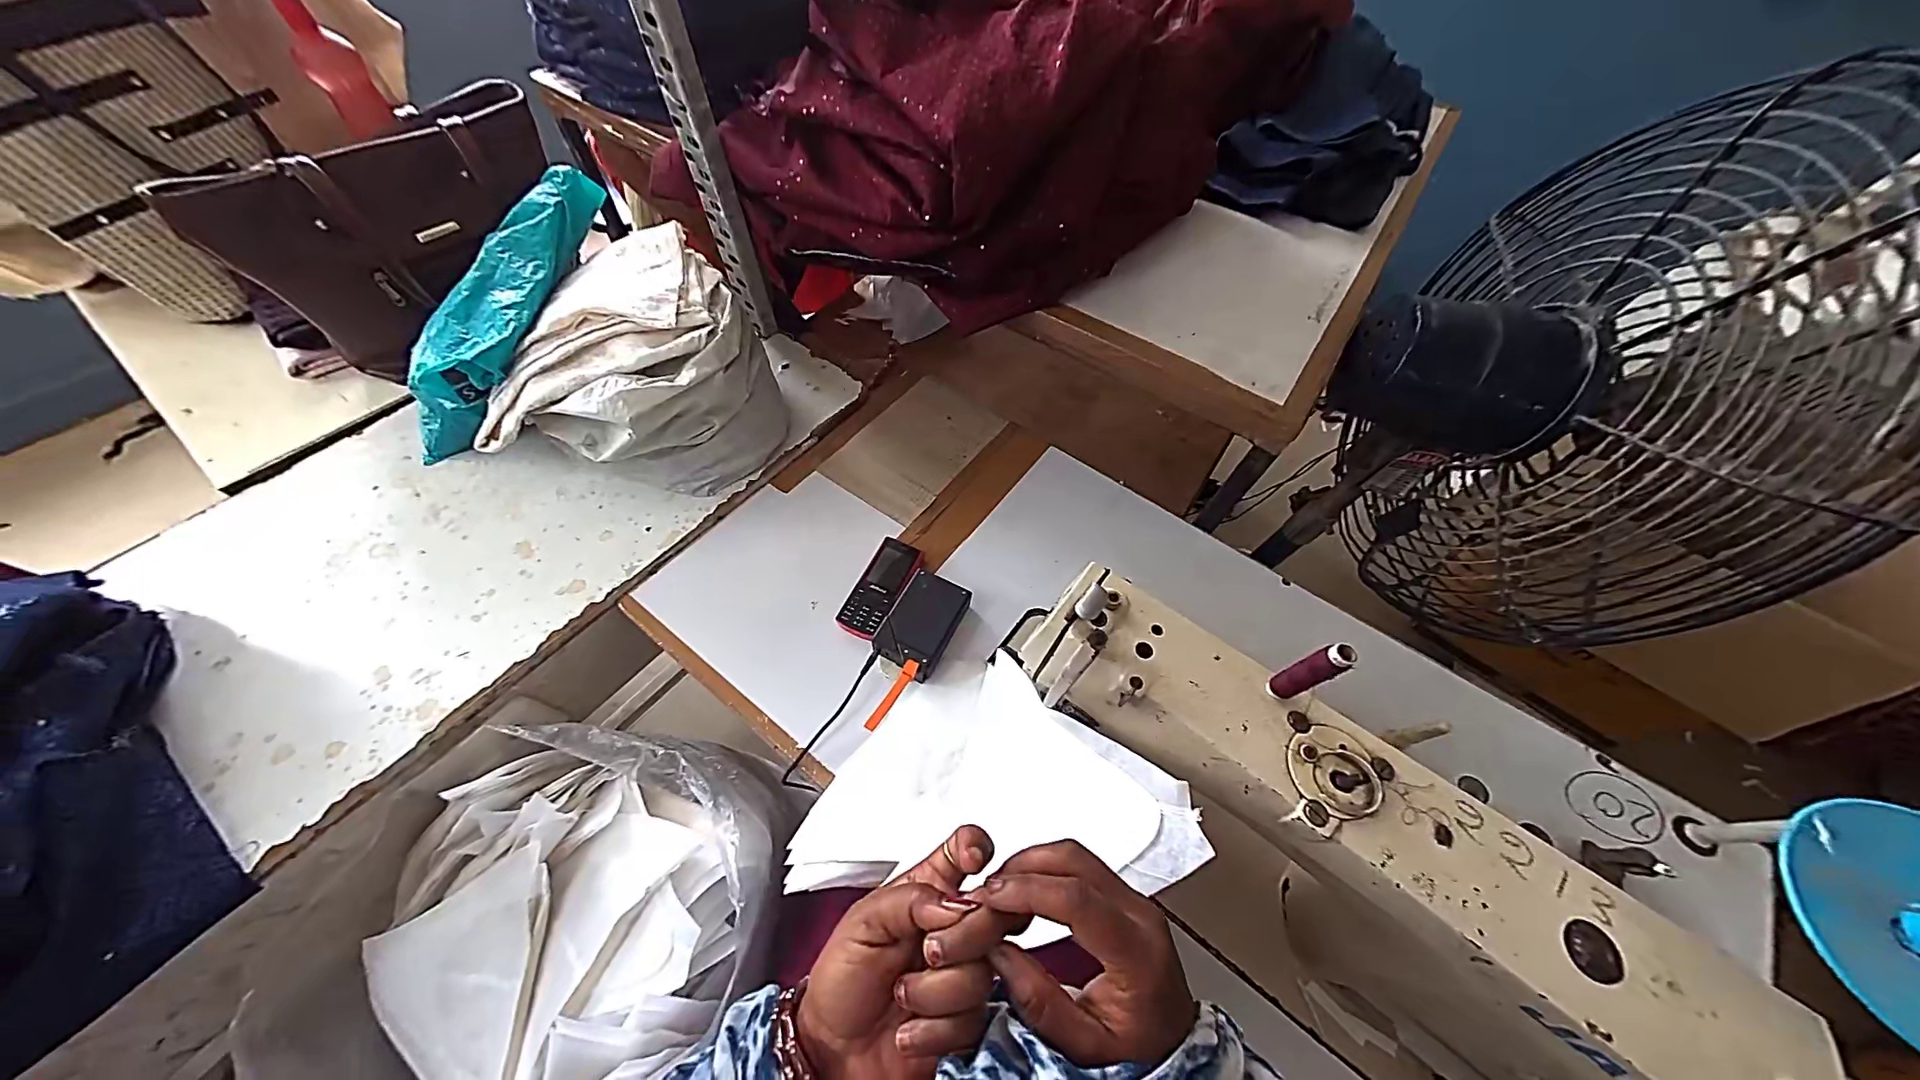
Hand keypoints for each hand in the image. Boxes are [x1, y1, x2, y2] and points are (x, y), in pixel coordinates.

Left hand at [797, 826, 1007, 1079]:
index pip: (964, 850)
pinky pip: (975, 1017)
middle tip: (926, 951)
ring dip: (934, 992)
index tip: (972, 859)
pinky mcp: (966, 1017)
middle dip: (961, 937)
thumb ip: (908, 901)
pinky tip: (909, 1028)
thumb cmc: (841, 980)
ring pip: (983, 970)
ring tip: (902, 993)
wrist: (833, 1053)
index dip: (976, 846)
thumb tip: (954, 904)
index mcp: (928, 891)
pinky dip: (935, 1029)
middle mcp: (951, 927)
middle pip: (993, 912)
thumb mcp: (863, 923)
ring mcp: (961, 971)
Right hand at [928, 840, 1196, 1068]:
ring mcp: (1133, 899)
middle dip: (1022, 867)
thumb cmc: (1140, 1047)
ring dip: (1031, 863)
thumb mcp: (1086, 1045)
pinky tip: (1024, 888)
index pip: (1077, 899)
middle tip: (988, 891)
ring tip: (1001, 891)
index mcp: (1137, 952)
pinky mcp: (1122, 893)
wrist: (1173, 1040)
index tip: (991, 896)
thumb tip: (998, 953)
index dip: (1027, 890)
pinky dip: (1044, 868)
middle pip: (1074, 862)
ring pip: (1075, 855)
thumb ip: (1040, 1003)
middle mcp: (1140, 915)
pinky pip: (1080, 864)